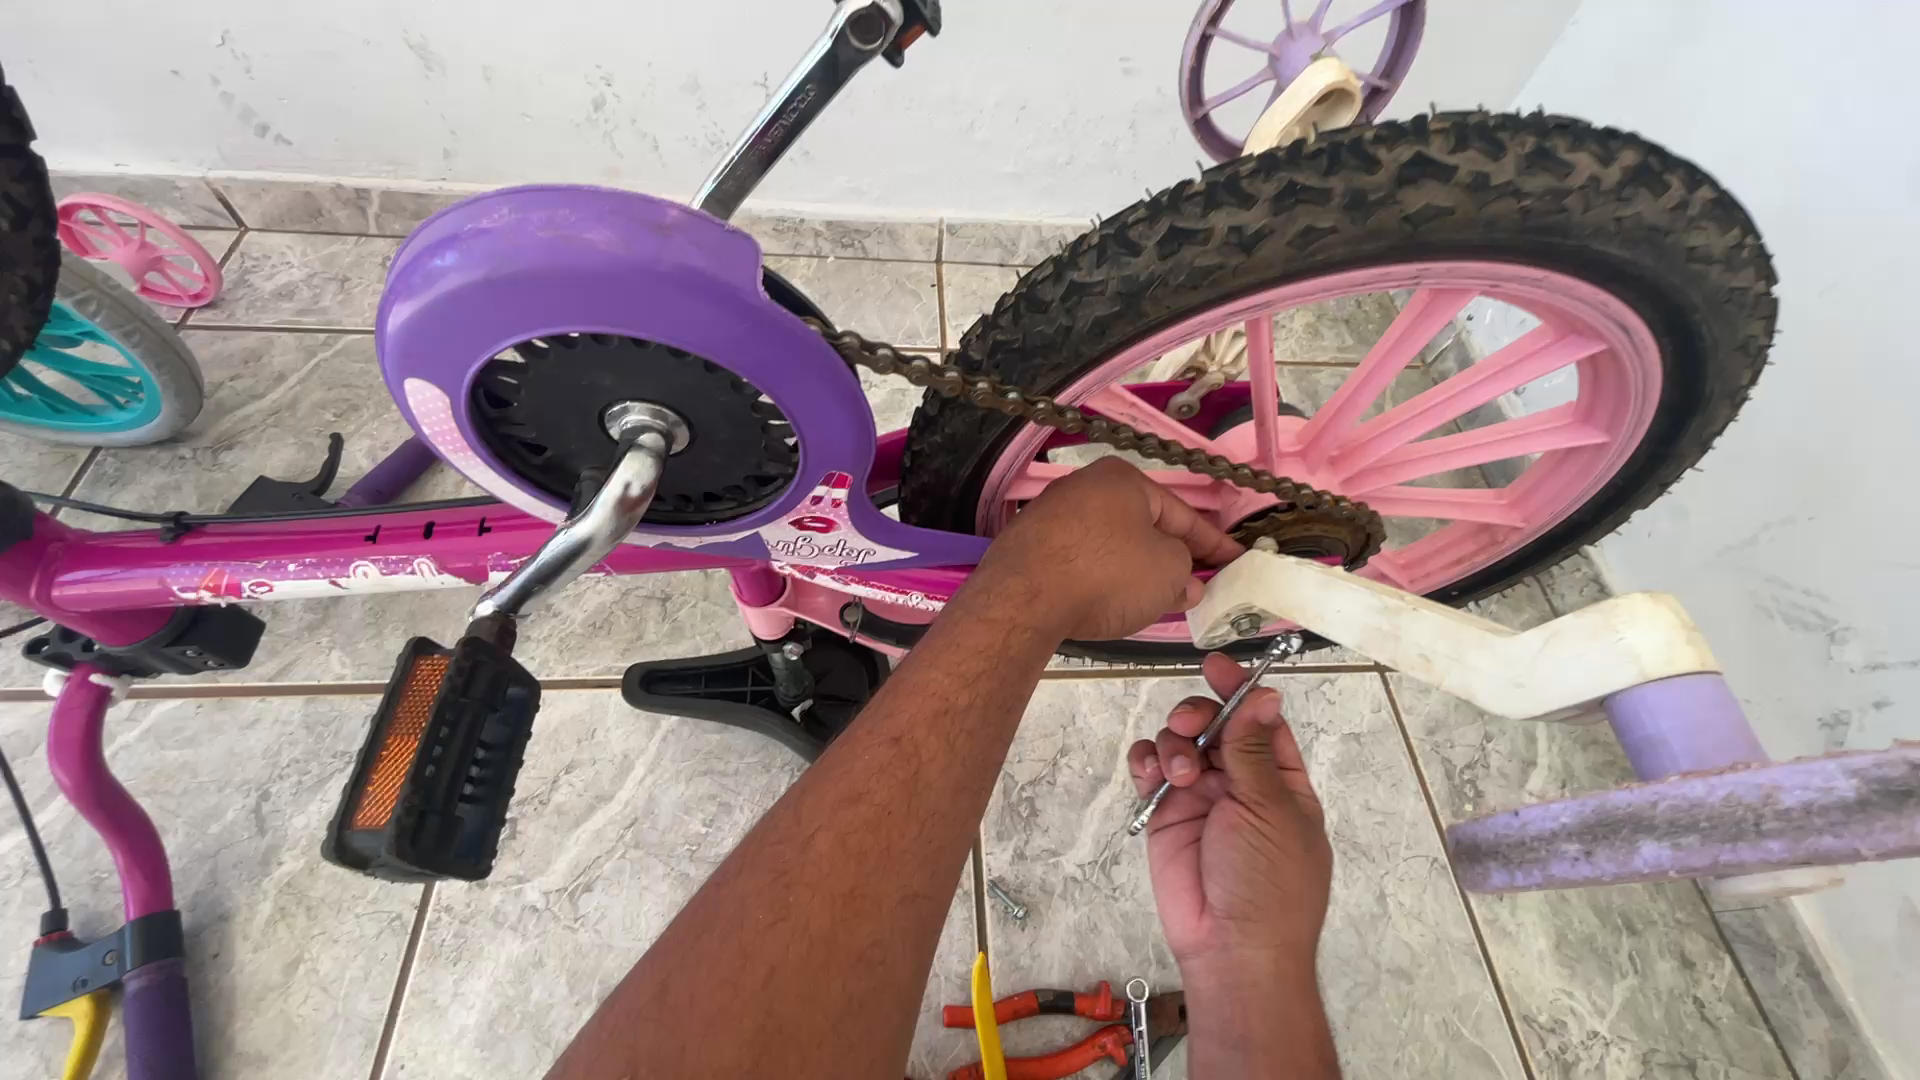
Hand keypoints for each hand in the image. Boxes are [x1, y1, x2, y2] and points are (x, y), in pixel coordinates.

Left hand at [966, 457, 1242, 640]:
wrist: (1023, 598)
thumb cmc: (1107, 573)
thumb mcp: (1167, 570)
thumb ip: (1185, 571)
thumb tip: (1185, 583)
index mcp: (1122, 479)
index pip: (1181, 512)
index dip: (1213, 542)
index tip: (1236, 561)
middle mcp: (1082, 487)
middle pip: (1140, 526)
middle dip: (1170, 556)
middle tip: (1195, 585)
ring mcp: (1048, 515)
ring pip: (1108, 545)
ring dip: (1134, 570)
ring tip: (1154, 600)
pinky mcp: (1026, 546)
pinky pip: (1077, 561)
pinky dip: (1098, 578)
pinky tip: (1105, 602)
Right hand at [1127, 652, 1332, 981]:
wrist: (1229, 945)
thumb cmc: (1268, 879)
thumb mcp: (1270, 809)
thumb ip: (1254, 748)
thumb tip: (1267, 694)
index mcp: (1278, 778)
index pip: (1258, 719)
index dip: (1239, 689)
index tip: (1215, 665)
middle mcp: (1237, 779)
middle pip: (1212, 722)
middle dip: (1197, 713)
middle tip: (1188, 722)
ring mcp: (1197, 793)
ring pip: (1176, 739)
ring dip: (1172, 743)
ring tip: (1178, 774)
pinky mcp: (1163, 809)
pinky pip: (1148, 768)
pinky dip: (1145, 761)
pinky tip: (1150, 773)